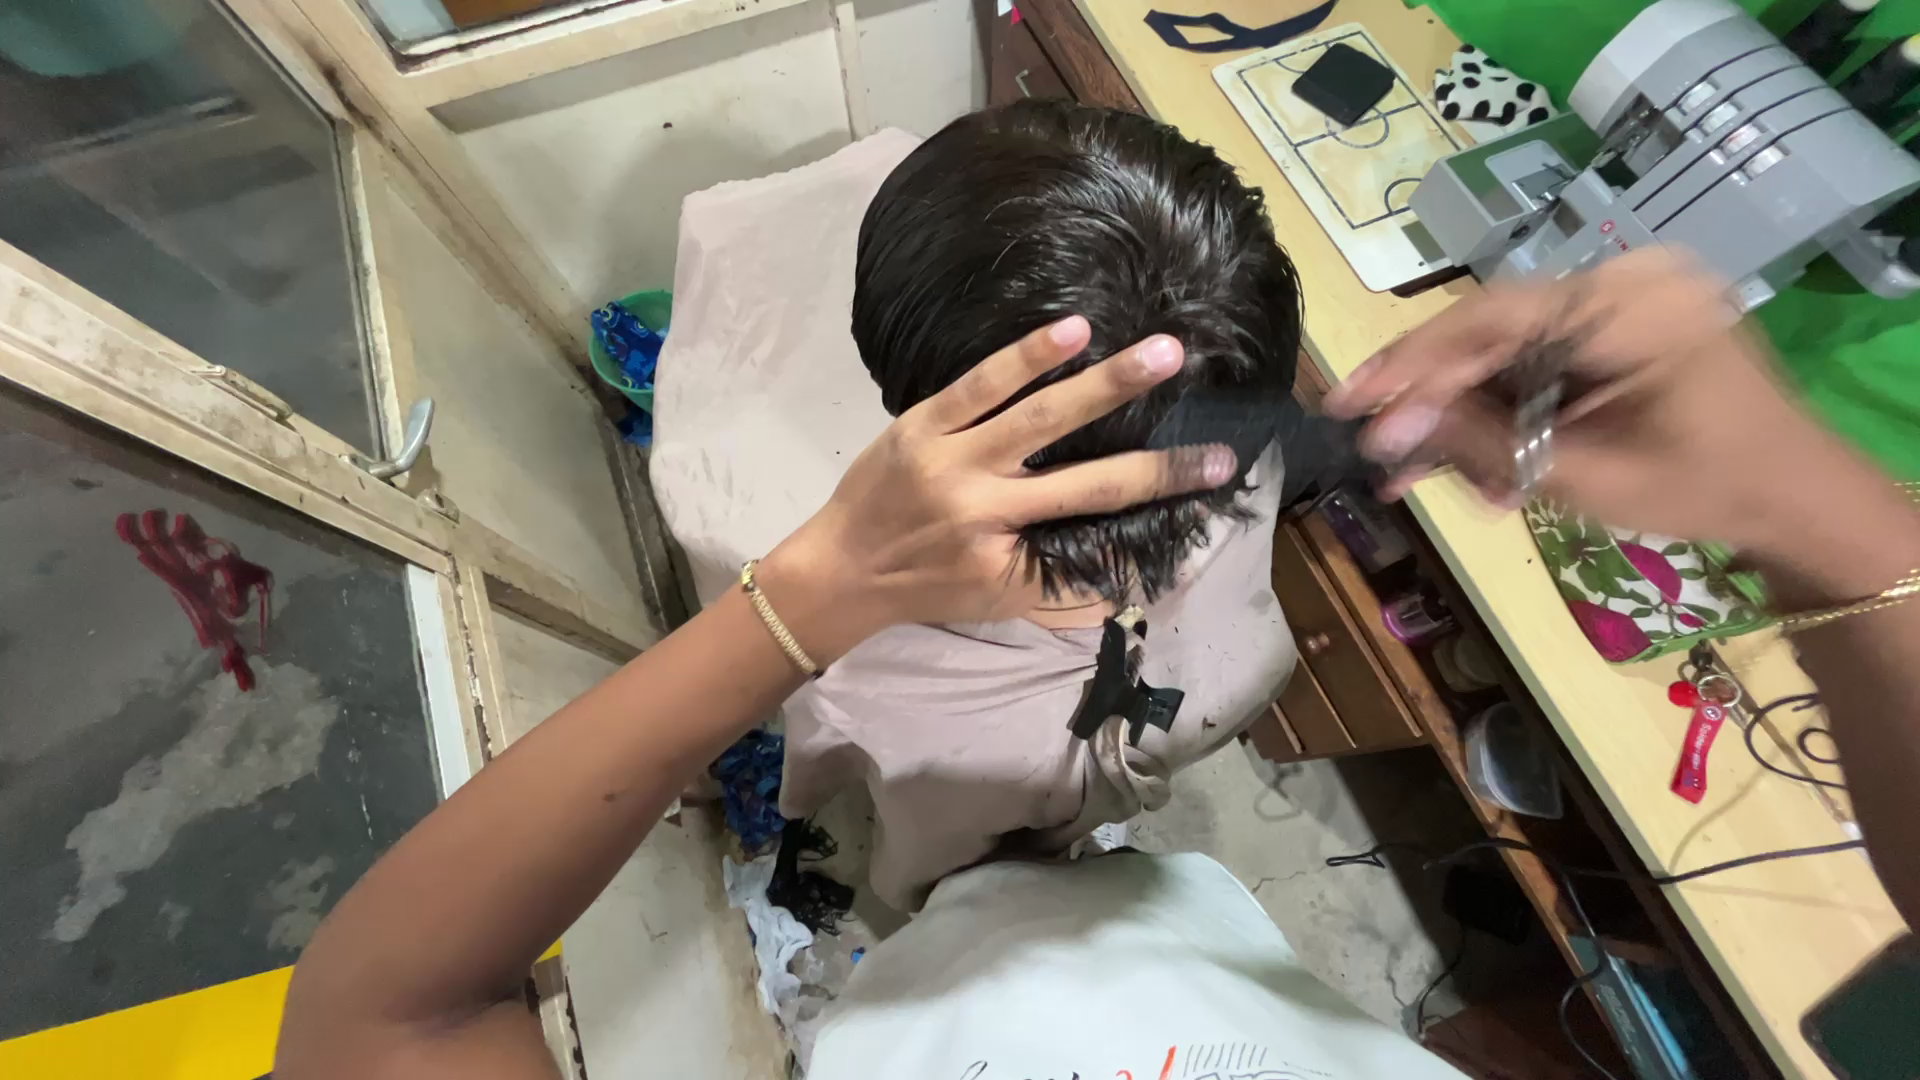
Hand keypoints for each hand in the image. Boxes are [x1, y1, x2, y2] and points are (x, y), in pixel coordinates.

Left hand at [755, 316, 1236, 662]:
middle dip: (1158, 459)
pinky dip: (1026, 357)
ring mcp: (951, 458)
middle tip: (1218, 438)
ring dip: (1104, 385)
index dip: (1162, 495)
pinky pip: (979, 385)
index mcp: (1007, 553)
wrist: (840, 570)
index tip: (1217, 470)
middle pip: (1086, 478)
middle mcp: (986, 507)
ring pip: (1036, 417)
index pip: (1099, 522)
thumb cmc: (925, 588)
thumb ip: (1059, 577)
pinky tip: (1072, 330)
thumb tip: (1129, 551)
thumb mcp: (997, 599)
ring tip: (1162, 351)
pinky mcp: (921, 424)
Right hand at [1323, 250, 1833, 548]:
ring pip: (1489, 363)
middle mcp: (1615, 288)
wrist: (1789, 500)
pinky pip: (1516, 375)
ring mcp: (1606, 311)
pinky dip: (1489, 426)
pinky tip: (1477, 474)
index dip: (1409, 364)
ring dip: (1452, 427)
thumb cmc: (1703, 487)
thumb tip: (1380, 431)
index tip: (1349, 403)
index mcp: (1632, 303)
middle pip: (1480, 340)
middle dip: (1423, 404)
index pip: (1489, 319)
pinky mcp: (1597, 338)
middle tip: (1369, 446)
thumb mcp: (1581, 472)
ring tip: (1412, 480)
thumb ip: (1478, 442)